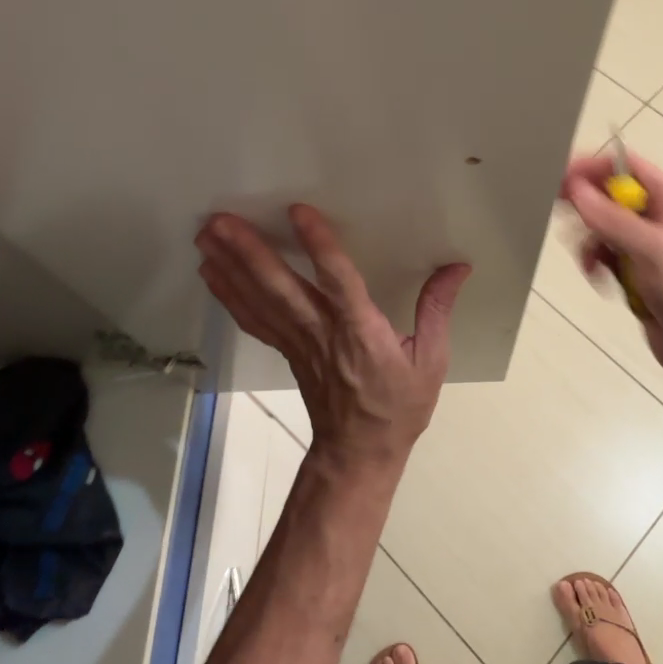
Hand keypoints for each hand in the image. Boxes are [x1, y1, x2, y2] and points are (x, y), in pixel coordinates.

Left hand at [195, 204, 471, 471]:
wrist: (359, 453)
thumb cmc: (398, 406)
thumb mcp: (431, 360)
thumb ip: (438, 309)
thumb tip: (457, 266)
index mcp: (361, 330)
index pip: (338, 281)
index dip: (319, 246)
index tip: (298, 211)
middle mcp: (322, 331)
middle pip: (280, 287)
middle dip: (248, 253)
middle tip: (218, 220)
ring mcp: (298, 342)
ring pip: (258, 300)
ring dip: (229, 266)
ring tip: (204, 235)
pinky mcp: (286, 350)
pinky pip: (253, 319)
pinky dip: (229, 294)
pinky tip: (211, 272)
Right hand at [561, 153, 662, 387]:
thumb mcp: (654, 251)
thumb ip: (612, 219)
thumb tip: (575, 189)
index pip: (626, 167)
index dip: (592, 168)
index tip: (560, 180)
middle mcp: (660, 219)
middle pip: (611, 196)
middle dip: (586, 208)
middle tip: (562, 219)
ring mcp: (648, 249)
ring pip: (603, 229)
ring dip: (590, 242)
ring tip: (589, 263)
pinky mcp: (637, 275)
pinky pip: (606, 257)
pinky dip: (597, 265)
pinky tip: (599, 280)